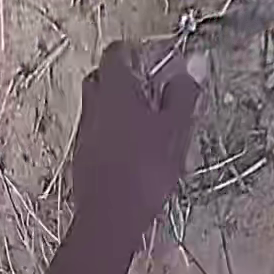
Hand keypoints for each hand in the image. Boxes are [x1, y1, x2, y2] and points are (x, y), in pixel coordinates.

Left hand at [71, 41, 200, 242]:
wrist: (110, 220)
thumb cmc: (144, 169)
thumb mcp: (175, 128)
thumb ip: (184, 93)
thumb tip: (193, 66)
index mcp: (114, 90)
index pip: (117, 53)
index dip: (137, 54)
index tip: (157, 66)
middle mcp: (92, 110)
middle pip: (102, 81)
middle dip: (124, 82)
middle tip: (151, 97)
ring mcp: (82, 139)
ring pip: (99, 113)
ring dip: (119, 115)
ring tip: (147, 132)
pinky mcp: (81, 165)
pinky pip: (97, 141)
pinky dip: (113, 141)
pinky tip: (133, 159)